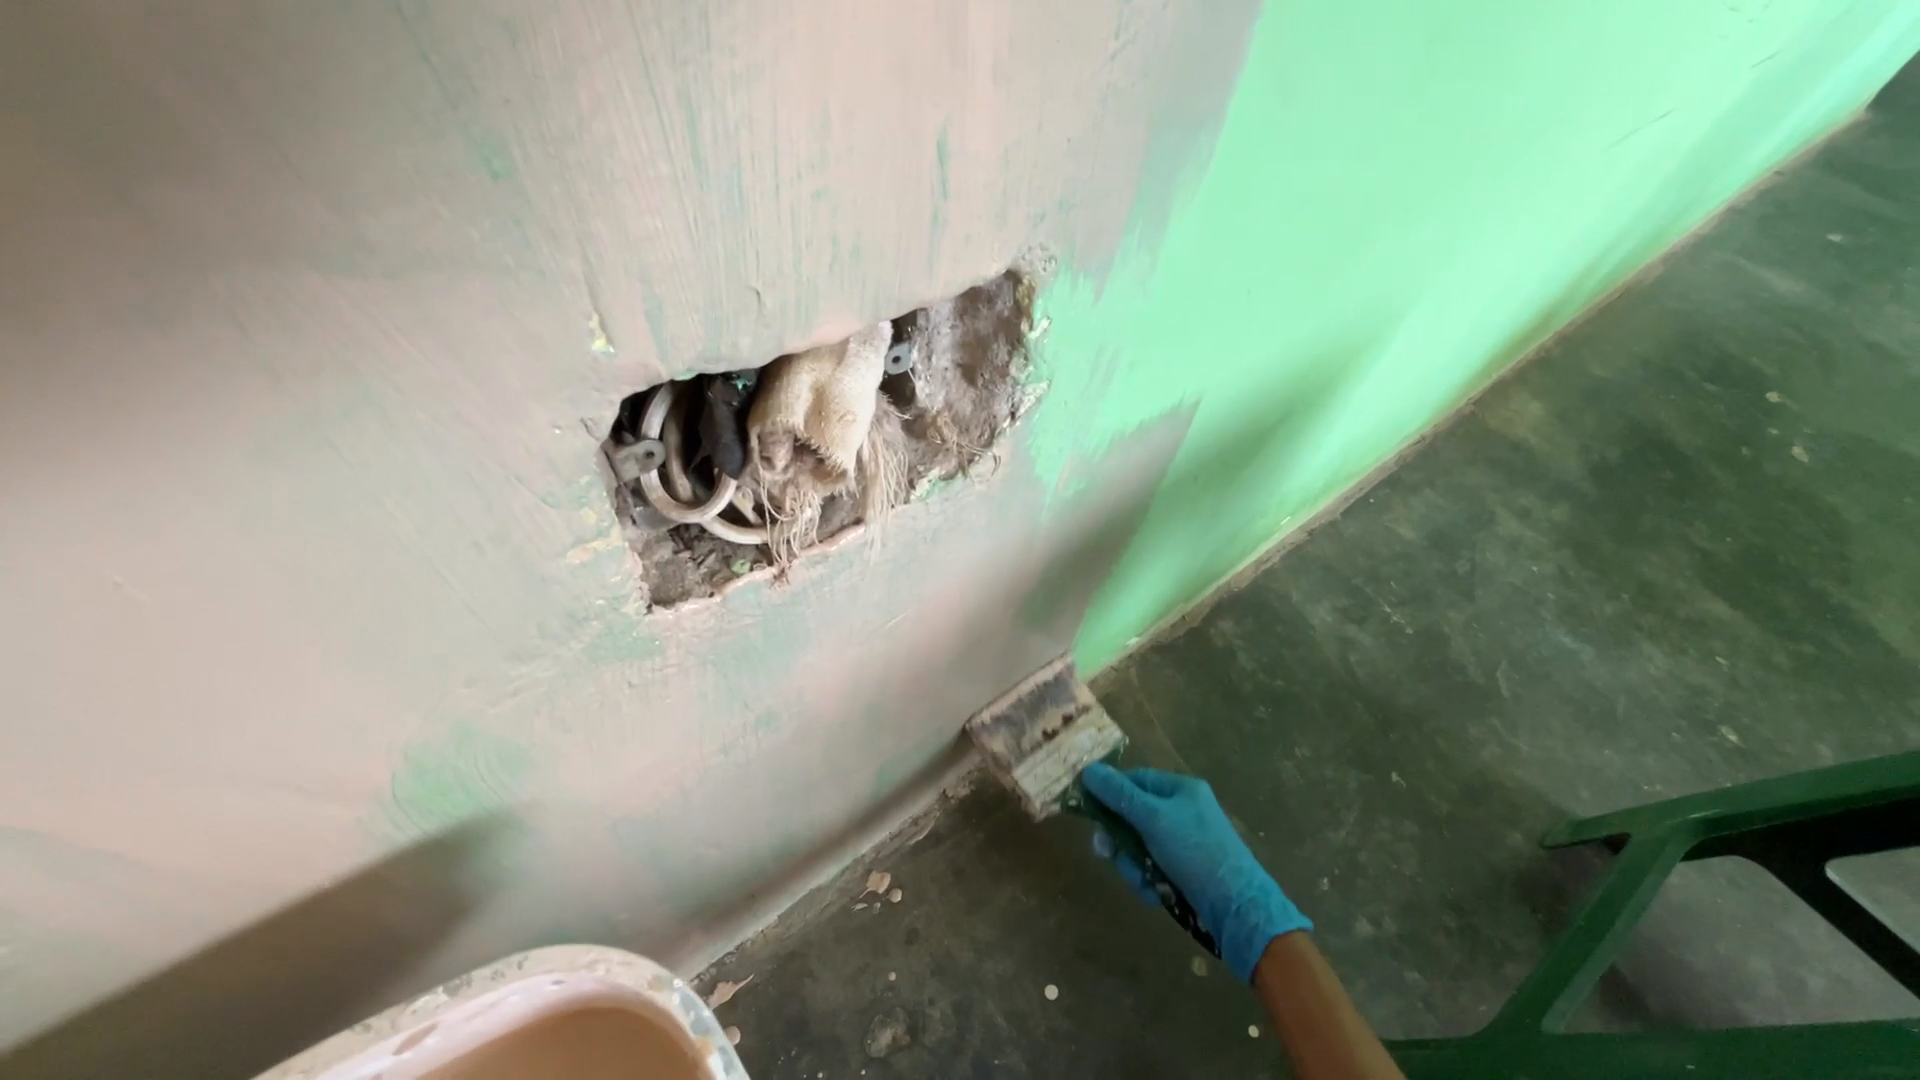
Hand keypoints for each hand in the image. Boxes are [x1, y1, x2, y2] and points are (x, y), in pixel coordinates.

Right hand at [1081, 763, 1311, 981]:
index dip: (1109, 792)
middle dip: (1118, 837)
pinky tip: (1155, 892)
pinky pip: (1150, 866)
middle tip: (1106, 852)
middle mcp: (1181, 811)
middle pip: (1131, 815)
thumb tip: (1087, 769)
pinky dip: (1147, 879)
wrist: (1236, 907)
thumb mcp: (1153, 818)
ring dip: (1132, 863)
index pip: (1134, 779)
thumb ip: (1118, 795)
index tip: (1087, 809)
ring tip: (1143, 879)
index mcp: (1180, 789)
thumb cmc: (1195, 852)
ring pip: (1137, 845)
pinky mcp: (1182, 869)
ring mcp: (1182, 842)